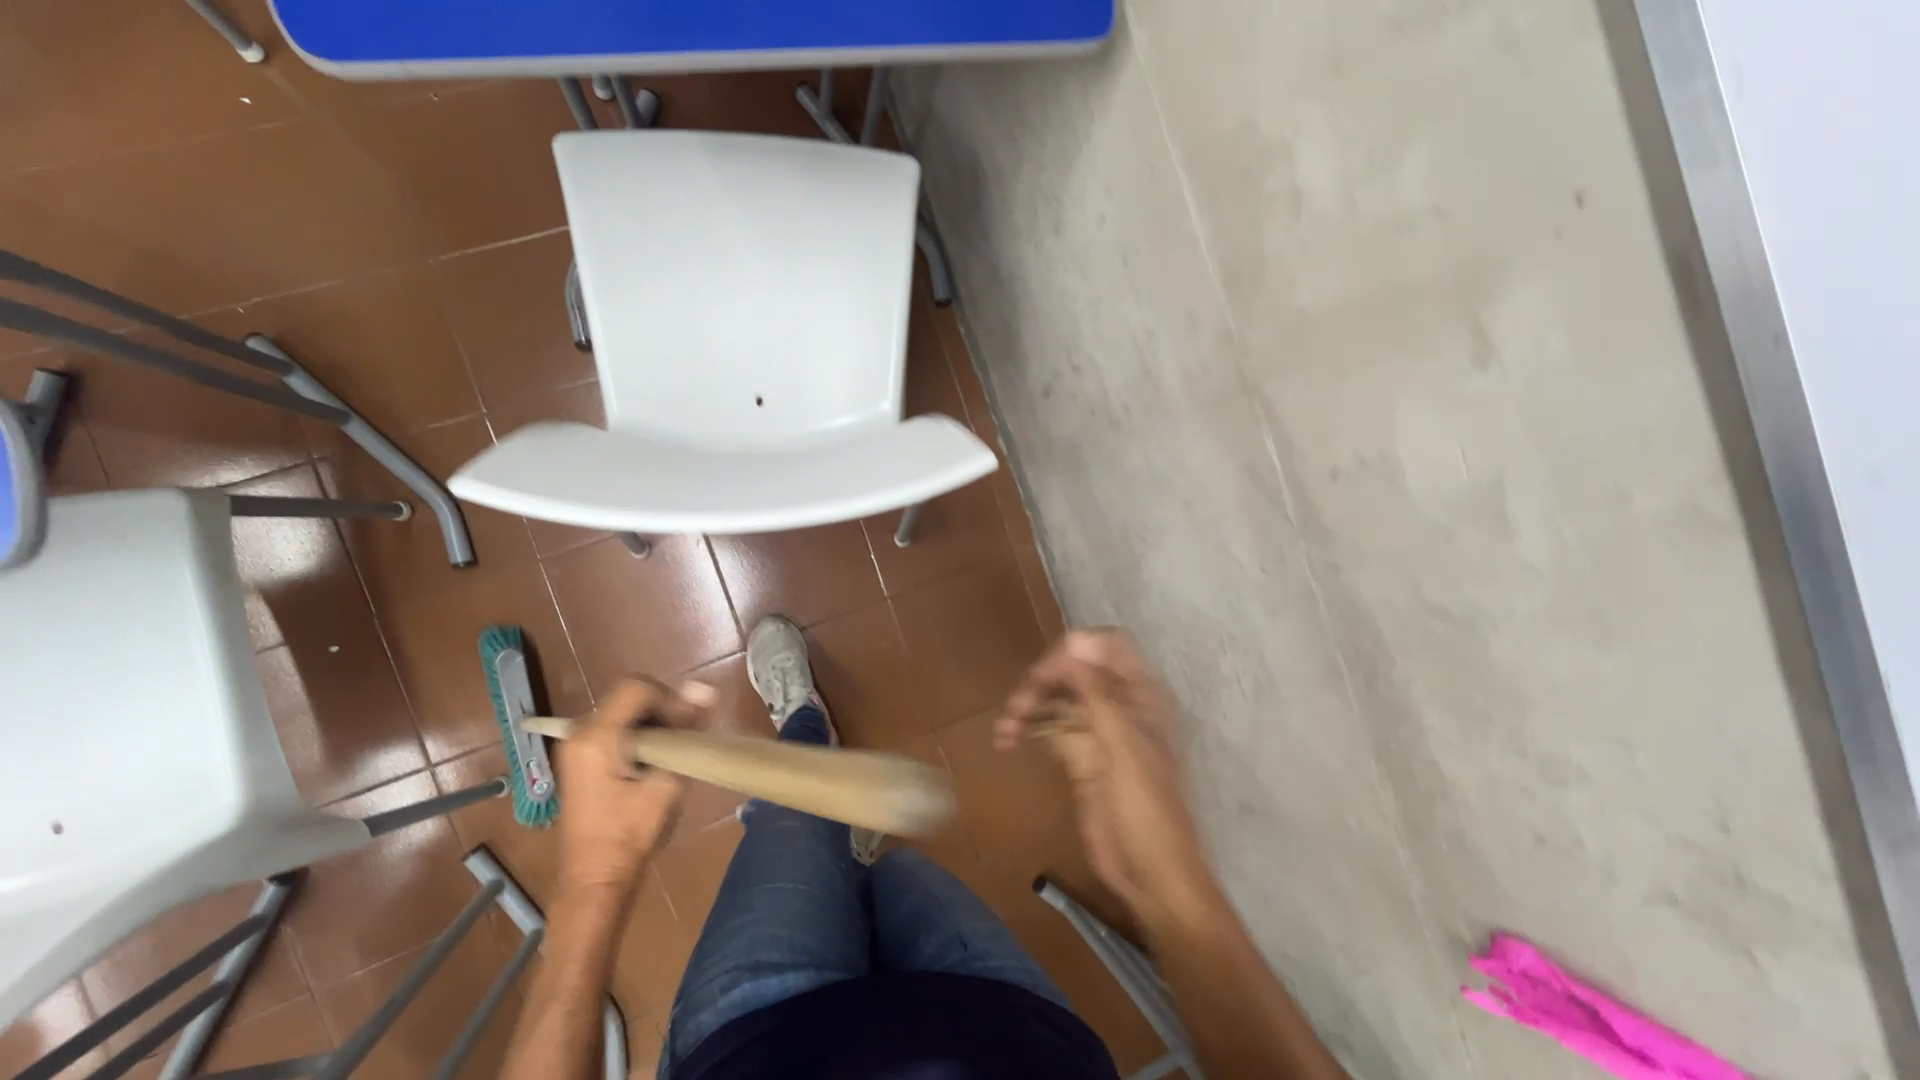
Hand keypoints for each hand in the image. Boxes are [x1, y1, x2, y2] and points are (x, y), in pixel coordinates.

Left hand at [554, 676, 714, 895]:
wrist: (595, 880)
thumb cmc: (631, 835)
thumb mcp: (667, 784)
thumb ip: (685, 733)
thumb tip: (706, 690)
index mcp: (595, 737)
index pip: (636, 688)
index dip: (670, 698)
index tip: (692, 722)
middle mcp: (578, 734)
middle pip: (628, 696)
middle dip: (664, 708)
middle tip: (689, 733)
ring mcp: (575, 747)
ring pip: (623, 711)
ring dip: (654, 721)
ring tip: (677, 747)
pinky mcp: (580, 760)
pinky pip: (615, 729)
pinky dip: (641, 733)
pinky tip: (657, 758)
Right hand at [997, 629, 1218, 927]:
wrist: (1150, 872)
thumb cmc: (1146, 810)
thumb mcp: (1122, 747)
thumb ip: (1098, 694)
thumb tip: (1072, 644)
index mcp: (1140, 696)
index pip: (1106, 646)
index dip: (1075, 649)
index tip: (1045, 671)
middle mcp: (1117, 706)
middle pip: (1073, 670)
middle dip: (1043, 679)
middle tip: (1018, 703)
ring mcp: (1096, 731)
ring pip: (1056, 698)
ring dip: (1028, 705)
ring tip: (1005, 727)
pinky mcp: (1078, 757)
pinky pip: (1047, 729)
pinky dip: (1026, 729)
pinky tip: (1006, 741)